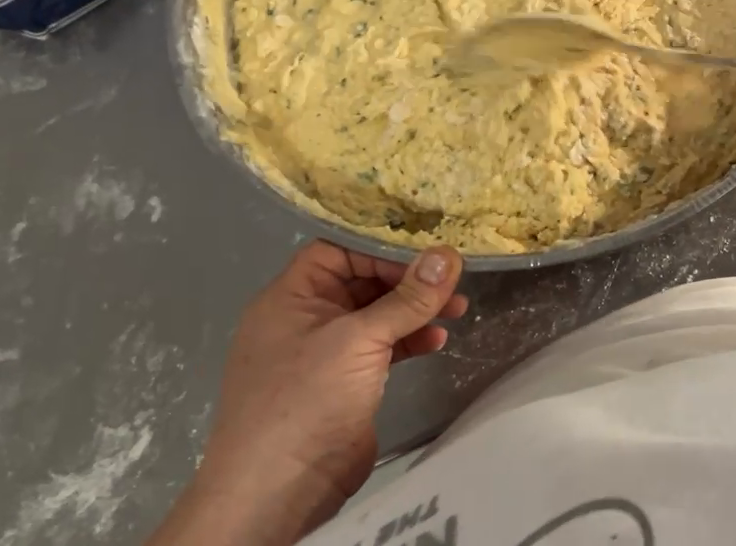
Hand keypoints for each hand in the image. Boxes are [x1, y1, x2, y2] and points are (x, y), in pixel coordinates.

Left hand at [150, 241, 466, 545]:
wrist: (278, 489)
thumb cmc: (306, 399)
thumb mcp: (359, 339)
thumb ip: (408, 297)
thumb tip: (448, 254)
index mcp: (291, 299)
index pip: (340, 251)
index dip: (383, 246)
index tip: (431, 252)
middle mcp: (305, 319)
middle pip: (365, 279)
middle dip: (411, 279)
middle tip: (455, 281)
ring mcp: (325, 351)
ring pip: (380, 312)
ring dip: (418, 308)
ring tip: (457, 311)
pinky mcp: (346, 379)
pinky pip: (385, 343)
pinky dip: (412, 338)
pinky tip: (437, 342)